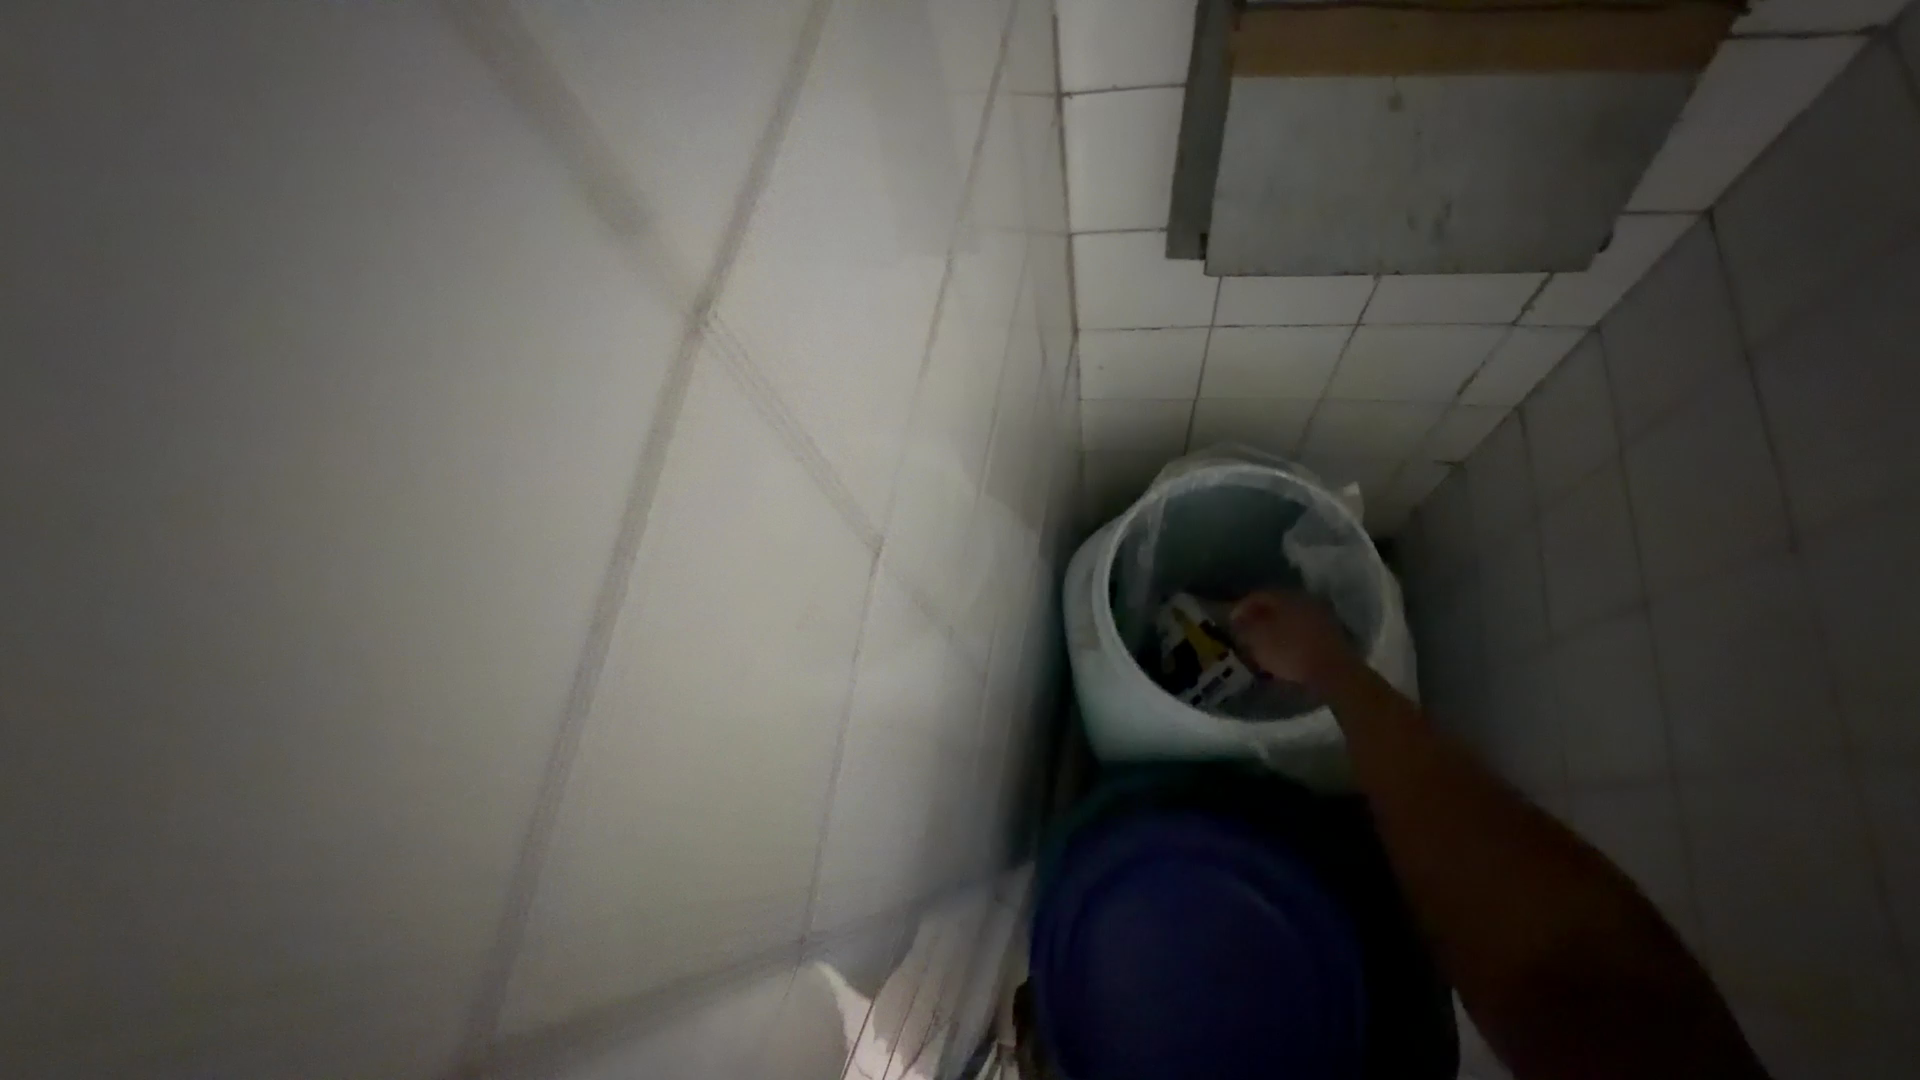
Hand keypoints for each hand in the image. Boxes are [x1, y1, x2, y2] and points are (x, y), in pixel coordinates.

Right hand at [1229, 590, 1355, 689]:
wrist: (1334, 671)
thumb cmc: (1290, 651)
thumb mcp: (1257, 640)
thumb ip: (1244, 627)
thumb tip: (1238, 620)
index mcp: (1284, 596)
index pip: (1257, 596)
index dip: (1240, 608)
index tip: (1231, 623)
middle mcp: (1304, 599)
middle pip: (1276, 604)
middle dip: (1259, 616)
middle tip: (1247, 631)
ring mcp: (1320, 615)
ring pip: (1291, 617)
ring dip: (1276, 626)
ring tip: (1264, 642)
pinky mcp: (1331, 633)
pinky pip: (1303, 629)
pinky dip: (1291, 636)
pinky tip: (1285, 649)